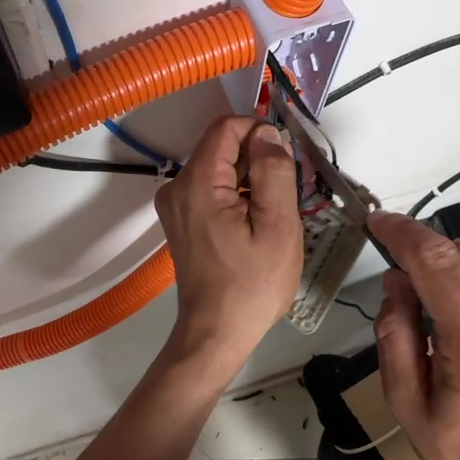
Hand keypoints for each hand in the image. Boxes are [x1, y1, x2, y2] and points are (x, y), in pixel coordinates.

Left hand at [153, 116, 301, 370]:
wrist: (216, 333)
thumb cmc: (251, 285)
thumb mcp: (277, 226)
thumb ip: (273, 172)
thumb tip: (267, 134)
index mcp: (197, 183)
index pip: (226, 127)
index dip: (260, 133)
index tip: (286, 163)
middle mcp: (176, 187)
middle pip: (222, 148)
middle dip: (257, 162)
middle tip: (284, 200)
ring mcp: (174, 206)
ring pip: (219, 170)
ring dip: (249, 183)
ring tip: (270, 220)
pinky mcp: (180, 222)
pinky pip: (211, 191)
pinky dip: (235, 199)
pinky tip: (253, 229)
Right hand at [367, 212, 459, 459]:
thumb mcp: (410, 407)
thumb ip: (396, 337)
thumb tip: (396, 285)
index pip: (438, 261)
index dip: (403, 234)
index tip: (377, 221)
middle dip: (428, 252)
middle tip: (397, 279)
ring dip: (452, 271)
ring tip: (427, 313)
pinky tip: (459, 327)